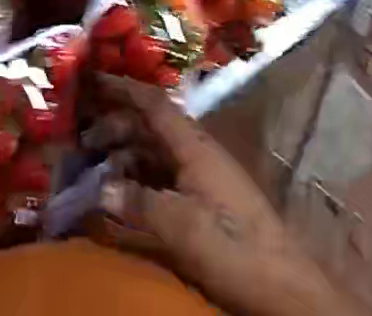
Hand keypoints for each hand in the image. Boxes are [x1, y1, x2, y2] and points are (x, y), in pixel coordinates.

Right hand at [87, 75, 358, 315]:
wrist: (288, 291)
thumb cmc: (234, 246)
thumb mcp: (181, 226)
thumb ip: (139, 203)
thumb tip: (102, 189)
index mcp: (194, 145)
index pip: (154, 103)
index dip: (123, 88)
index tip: (93, 79)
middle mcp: (198, 152)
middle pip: (151, 127)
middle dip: (116, 126)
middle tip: (83, 139)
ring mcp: (204, 177)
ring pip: (156, 152)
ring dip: (126, 155)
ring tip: (98, 169)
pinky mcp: (207, 202)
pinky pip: (164, 176)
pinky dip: (140, 178)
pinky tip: (124, 195)